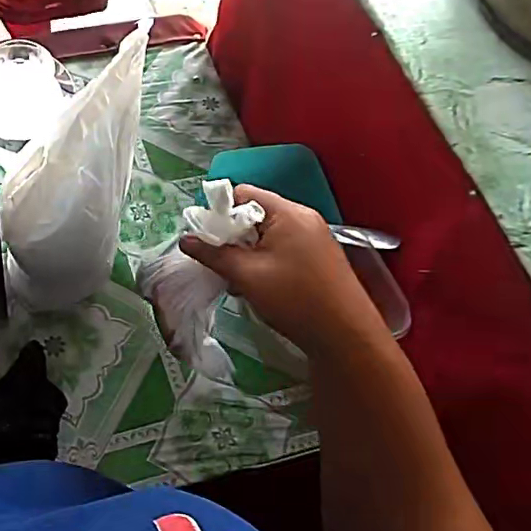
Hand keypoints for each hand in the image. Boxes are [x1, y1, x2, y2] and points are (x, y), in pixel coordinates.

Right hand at [179, 184, 387, 354]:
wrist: (345, 335)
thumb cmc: (294, 299)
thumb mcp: (246, 275)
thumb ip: (212, 254)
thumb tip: (185, 240)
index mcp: (288, 214)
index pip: (243, 194)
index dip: (219, 211)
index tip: (207, 236)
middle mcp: (303, 218)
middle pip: (254, 213)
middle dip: (231, 234)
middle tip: (218, 259)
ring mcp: (313, 237)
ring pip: (265, 233)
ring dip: (245, 250)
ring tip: (237, 275)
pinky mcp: (317, 256)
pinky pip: (280, 246)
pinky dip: (262, 259)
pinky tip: (256, 283)